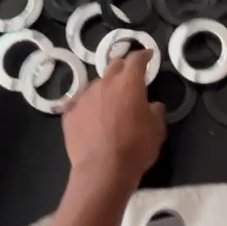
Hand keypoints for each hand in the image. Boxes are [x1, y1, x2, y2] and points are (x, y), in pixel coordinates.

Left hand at [61, 49, 165, 189]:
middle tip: (129, 77)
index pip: (137, 59)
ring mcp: (84, 97)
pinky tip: (89, 116)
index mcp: (129, 82)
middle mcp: (105, 83)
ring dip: (105, 89)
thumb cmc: (135, 147)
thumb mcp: (157, 130)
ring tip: (109, 102)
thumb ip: (155, 111)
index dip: (144, 55)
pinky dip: (87, 106)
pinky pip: (79, 103)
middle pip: (114, 66)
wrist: (103, 170)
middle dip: (123, 68)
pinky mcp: (69, 113)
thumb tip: (152, 105)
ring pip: (96, 85)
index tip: (149, 55)